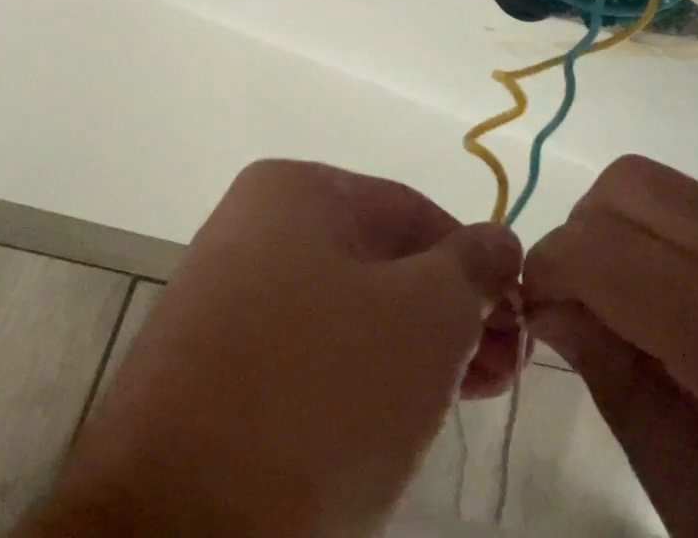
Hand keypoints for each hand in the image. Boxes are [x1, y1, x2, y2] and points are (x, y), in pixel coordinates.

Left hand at [25, 160, 523, 537]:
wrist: (180, 517)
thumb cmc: (322, 389)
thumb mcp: (427, 315)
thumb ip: (475, 267)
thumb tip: (497, 242)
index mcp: (294, 193)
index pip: (416, 213)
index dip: (479, 269)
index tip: (516, 330)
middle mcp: (250, 231)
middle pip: (381, 266)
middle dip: (449, 319)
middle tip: (495, 376)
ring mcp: (225, 301)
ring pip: (346, 316)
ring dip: (409, 353)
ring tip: (452, 402)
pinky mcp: (212, 370)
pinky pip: (306, 358)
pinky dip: (355, 382)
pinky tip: (387, 422)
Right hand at [524, 155, 697, 537]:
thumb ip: (630, 404)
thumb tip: (558, 308)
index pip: (601, 248)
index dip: (547, 273)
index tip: (543, 321)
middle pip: (638, 186)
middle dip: (590, 238)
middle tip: (601, 323)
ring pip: (694, 203)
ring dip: (659, 255)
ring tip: (693, 351)